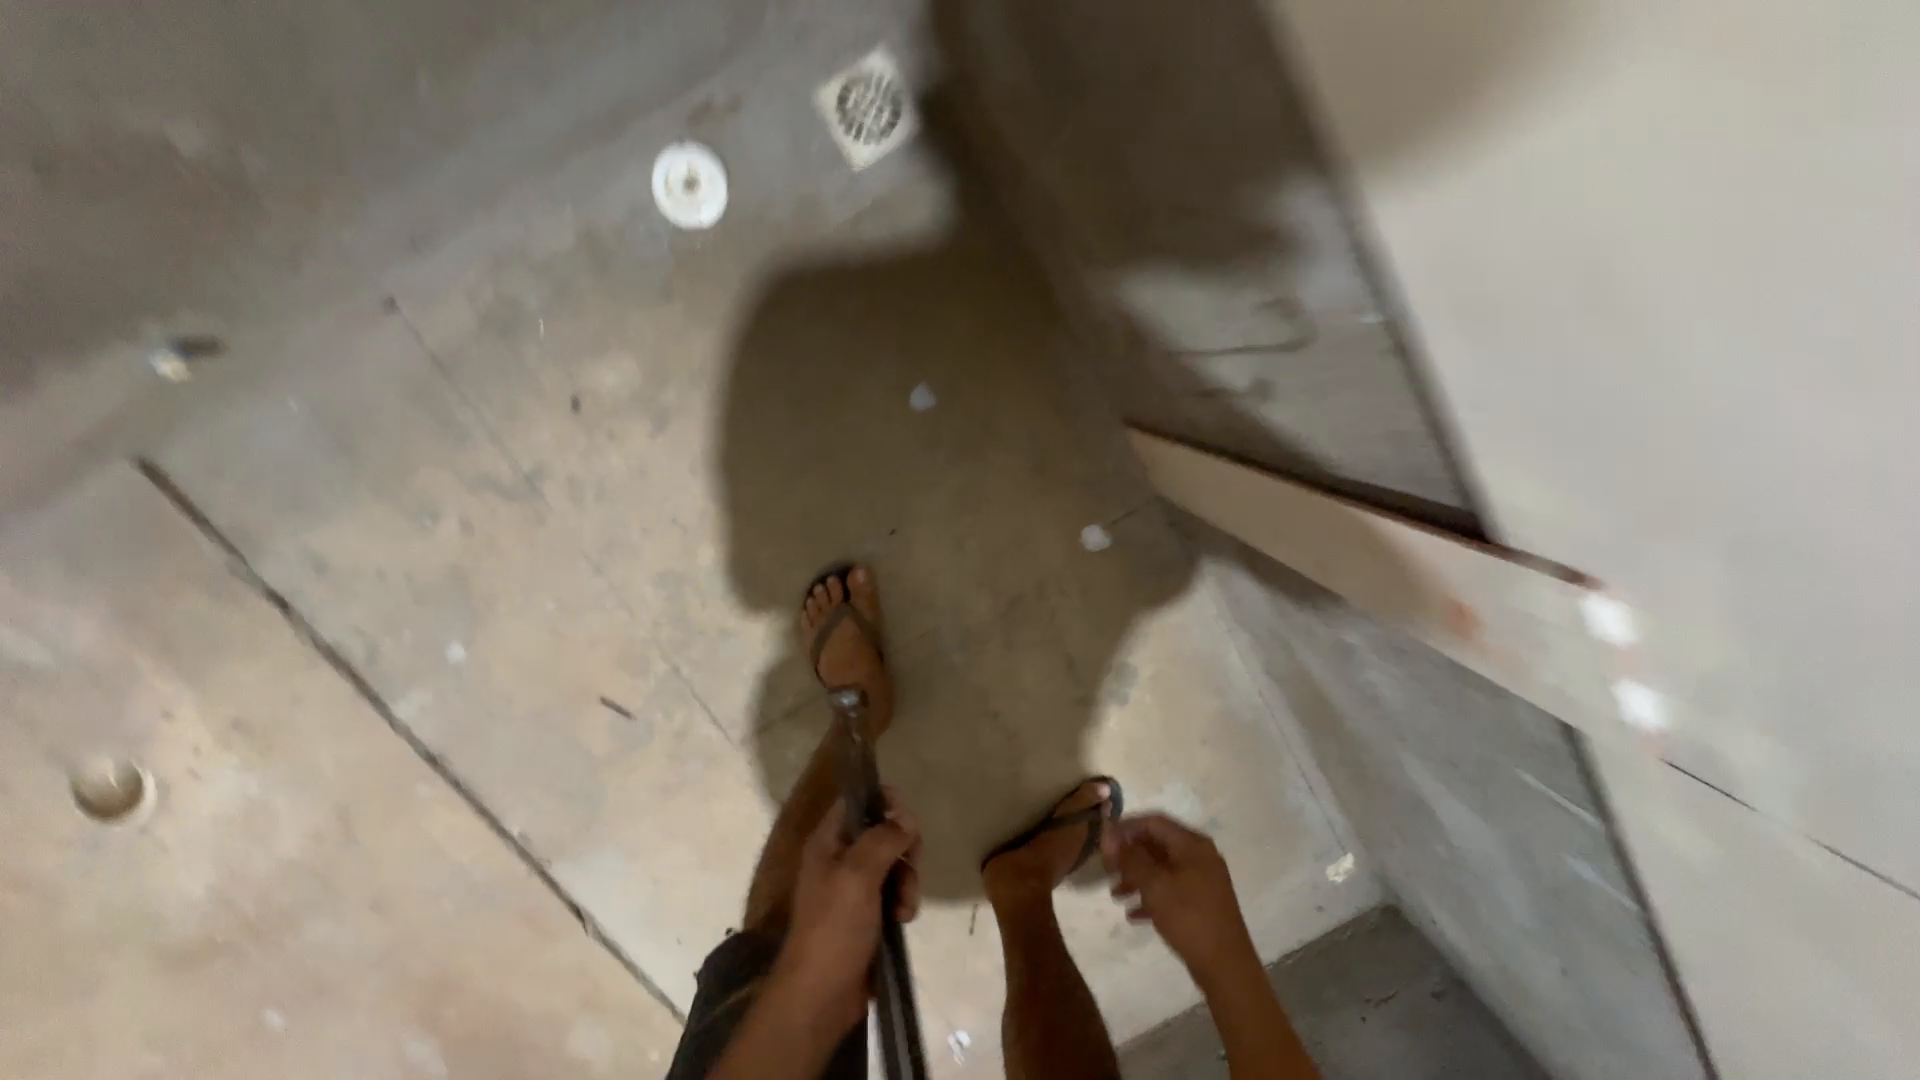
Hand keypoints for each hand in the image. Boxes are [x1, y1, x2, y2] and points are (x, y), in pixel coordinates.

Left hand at [769, 790, 922, 1036]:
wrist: (821, 994)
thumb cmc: (834, 928)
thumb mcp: (858, 875)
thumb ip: (883, 839)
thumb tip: (904, 819)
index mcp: (827, 841)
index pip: (857, 801)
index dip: (884, 802)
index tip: (907, 821)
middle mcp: (839, 858)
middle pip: (882, 832)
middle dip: (903, 849)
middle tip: (910, 866)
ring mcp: (853, 888)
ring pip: (893, 864)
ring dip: (906, 881)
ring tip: (904, 907)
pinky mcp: (866, 914)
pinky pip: (893, 893)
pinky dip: (903, 902)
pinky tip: (902, 920)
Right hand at [1102, 813, 1258, 981]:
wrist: (1226, 965)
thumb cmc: (1188, 917)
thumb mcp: (1154, 885)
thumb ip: (1130, 858)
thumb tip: (1110, 837)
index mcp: (1192, 844)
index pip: (1153, 822)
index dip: (1125, 827)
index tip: (1103, 841)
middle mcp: (1200, 856)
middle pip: (1157, 845)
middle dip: (1129, 856)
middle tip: (1107, 870)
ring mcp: (1203, 880)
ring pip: (1162, 869)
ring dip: (1137, 878)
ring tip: (1116, 895)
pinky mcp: (1203, 902)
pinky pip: (1172, 890)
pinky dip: (1152, 896)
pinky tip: (1134, 914)